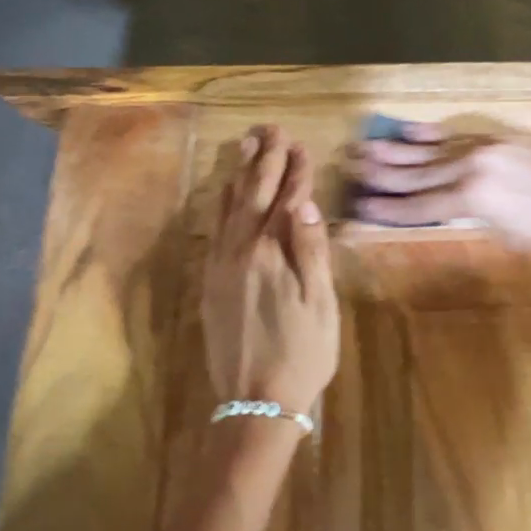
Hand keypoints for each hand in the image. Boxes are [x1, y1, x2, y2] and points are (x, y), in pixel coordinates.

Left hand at [201, 125, 339, 415]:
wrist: (256, 401)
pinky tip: (227, 193)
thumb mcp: (319, 303)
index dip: (295, 171)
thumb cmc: (303, 353)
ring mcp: (221, 265)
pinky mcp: (211, 281)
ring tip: (245, 145)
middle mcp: (241, 251)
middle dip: (265, 160)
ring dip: (239, 174)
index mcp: (272, 253)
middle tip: (272, 129)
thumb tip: (304, 204)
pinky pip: (215, 229)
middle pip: (253, 194)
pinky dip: (223, 204)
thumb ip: (310, 250)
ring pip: (228, 207)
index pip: (286, 199)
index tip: (301, 144)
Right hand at [347, 124, 530, 260]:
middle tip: (350, 168)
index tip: (360, 207)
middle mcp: (472, 167)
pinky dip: (431, 135)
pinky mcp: (500, 139)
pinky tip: (408, 132)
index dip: (388, 209)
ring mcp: (486, 148)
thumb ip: (472, 217)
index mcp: (472, 197)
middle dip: (383, 175)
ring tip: (365, 147)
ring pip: (433, 151)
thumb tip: (448, 209)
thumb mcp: (507, 235)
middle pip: (418, 173)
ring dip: (397, 152)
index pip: (420, 206)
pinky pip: (456, 136)